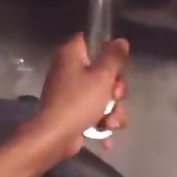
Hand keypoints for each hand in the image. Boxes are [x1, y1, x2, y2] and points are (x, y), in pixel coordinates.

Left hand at [18, 34, 130, 165]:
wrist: (55, 136)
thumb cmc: (79, 101)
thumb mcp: (102, 76)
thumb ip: (114, 58)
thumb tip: (121, 41)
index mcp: (71, 55)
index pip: (90, 40)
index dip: (106, 50)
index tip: (118, 63)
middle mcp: (69, 70)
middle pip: (102, 71)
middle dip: (115, 89)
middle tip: (115, 97)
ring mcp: (70, 92)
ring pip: (102, 94)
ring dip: (112, 110)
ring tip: (109, 122)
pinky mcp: (73, 111)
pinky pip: (95, 111)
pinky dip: (101, 121)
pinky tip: (105, 133)